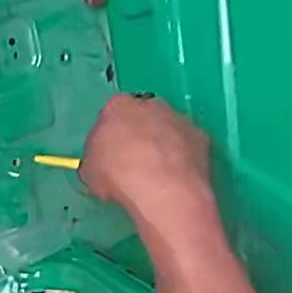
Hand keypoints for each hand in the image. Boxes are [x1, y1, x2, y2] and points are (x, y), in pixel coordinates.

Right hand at [78, 93, 215, 225]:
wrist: (161, 188)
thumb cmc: (116, 173)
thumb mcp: (90, 169)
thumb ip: (98, 157)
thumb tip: (105, 161)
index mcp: (118, 106)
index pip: (111, 113)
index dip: (110, 135)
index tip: (109, 154)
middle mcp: (151, 104)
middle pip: (143, 117)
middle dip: (138, 135)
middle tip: (133, 163)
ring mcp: (179, 119)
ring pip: (167, 130)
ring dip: (162, 146)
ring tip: (156, 176)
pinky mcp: (201, 137)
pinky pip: (186, 147)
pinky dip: (181, 159)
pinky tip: (174, 180)